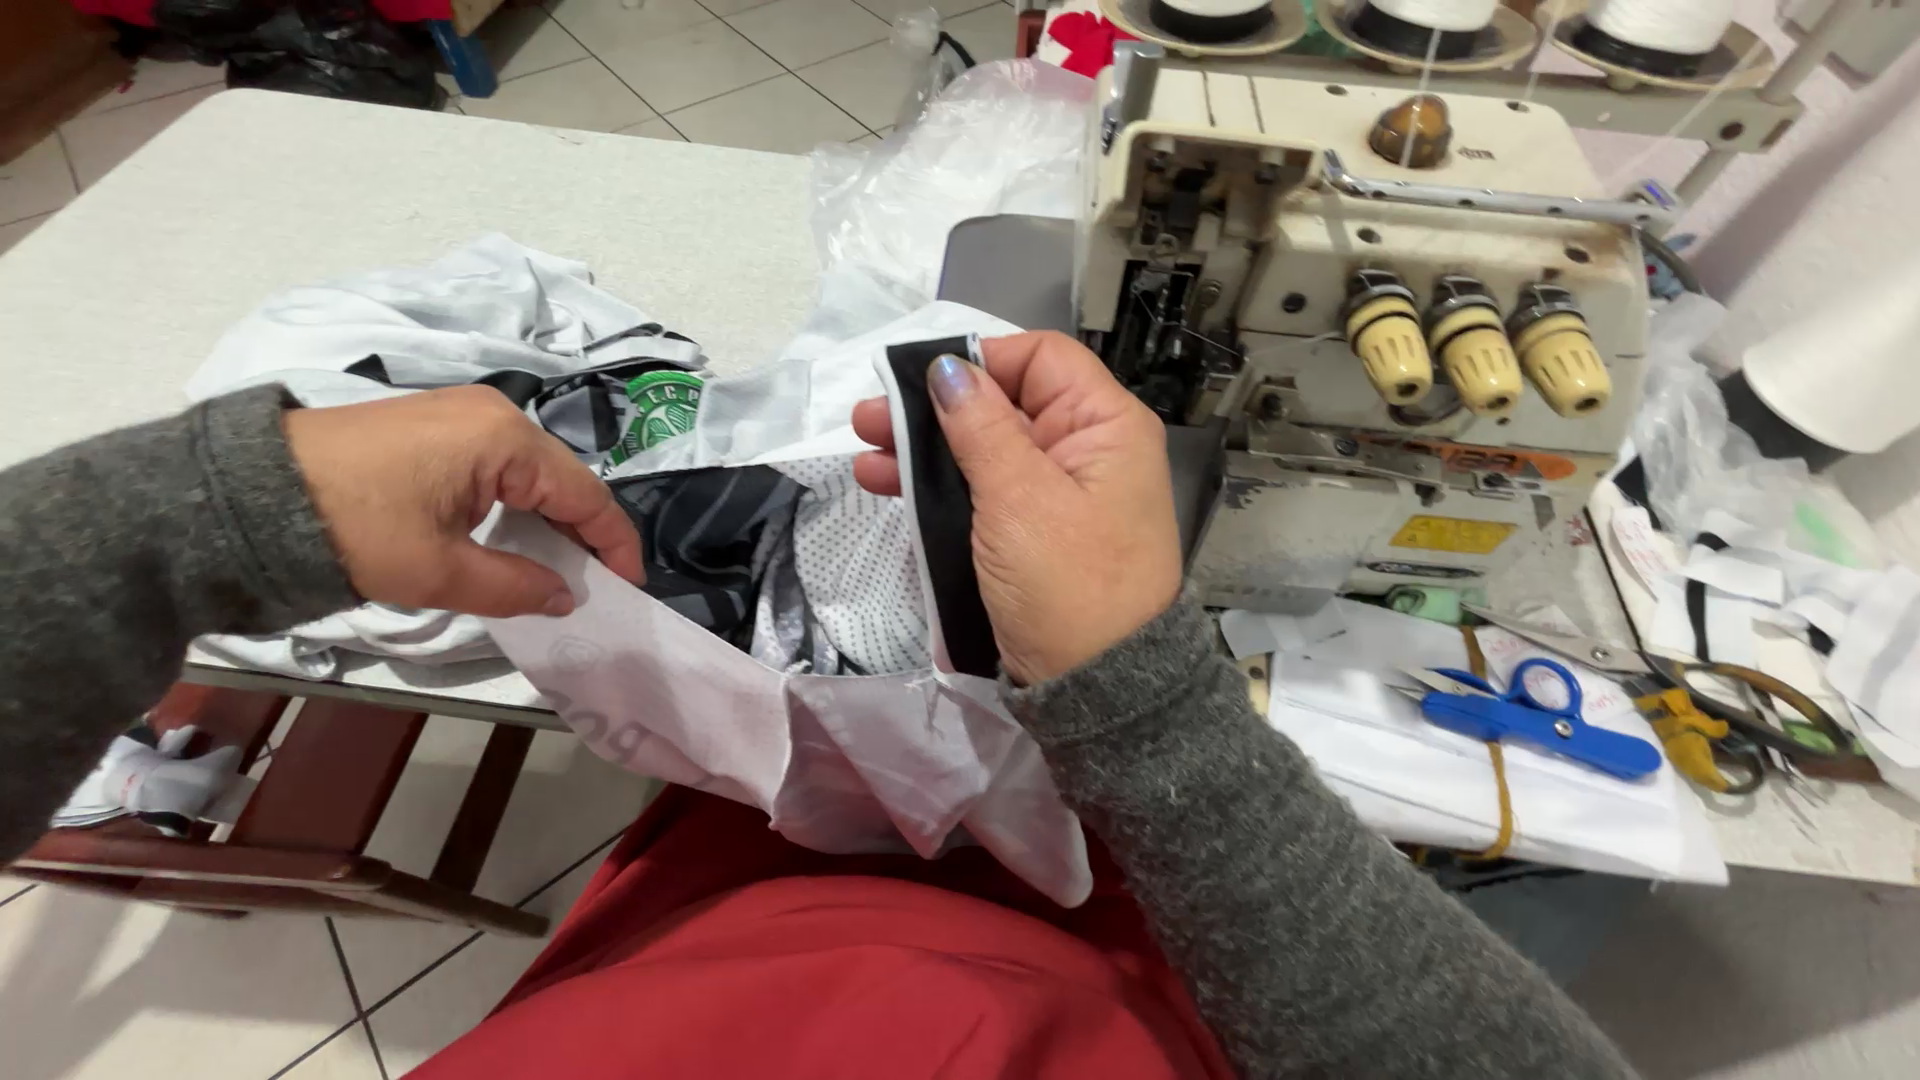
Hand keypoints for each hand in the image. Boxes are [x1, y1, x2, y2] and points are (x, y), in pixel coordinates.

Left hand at [282, 386, 644, 618]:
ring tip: (557, 563)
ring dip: (550, 518)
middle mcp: (496, 414)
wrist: (237, 494)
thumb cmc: (350, 528)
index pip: (586, 495)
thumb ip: (517, 587)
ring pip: (534, 473)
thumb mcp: (441, 572)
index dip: (615, 542)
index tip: (630, 584)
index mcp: (507, 440)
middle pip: (564, 479)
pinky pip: (501, 464)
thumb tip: (566, 597)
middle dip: (583, 531)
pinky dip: (518, 503)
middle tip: (594, 579)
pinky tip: (515, 533)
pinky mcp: (437, 423)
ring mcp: (465, 413)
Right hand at [852, 332, 1181, 683]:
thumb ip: (979, 425)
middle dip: (936, 407)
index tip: (923, 380)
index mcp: (1104, 425)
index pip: (1042, 359)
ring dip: (925, 448)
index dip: (982, 360)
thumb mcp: (1019, 496)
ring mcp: (1054, 493)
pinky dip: (939, 486)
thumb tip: (948, 368)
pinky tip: (888, 483)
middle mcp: (1084, 449)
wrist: (1095, 684)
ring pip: (983, 450)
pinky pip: (981, 492)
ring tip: (865, 450)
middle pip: (1003, 404)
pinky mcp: (1028, 532)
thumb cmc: (1065, 580)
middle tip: (870, 417)